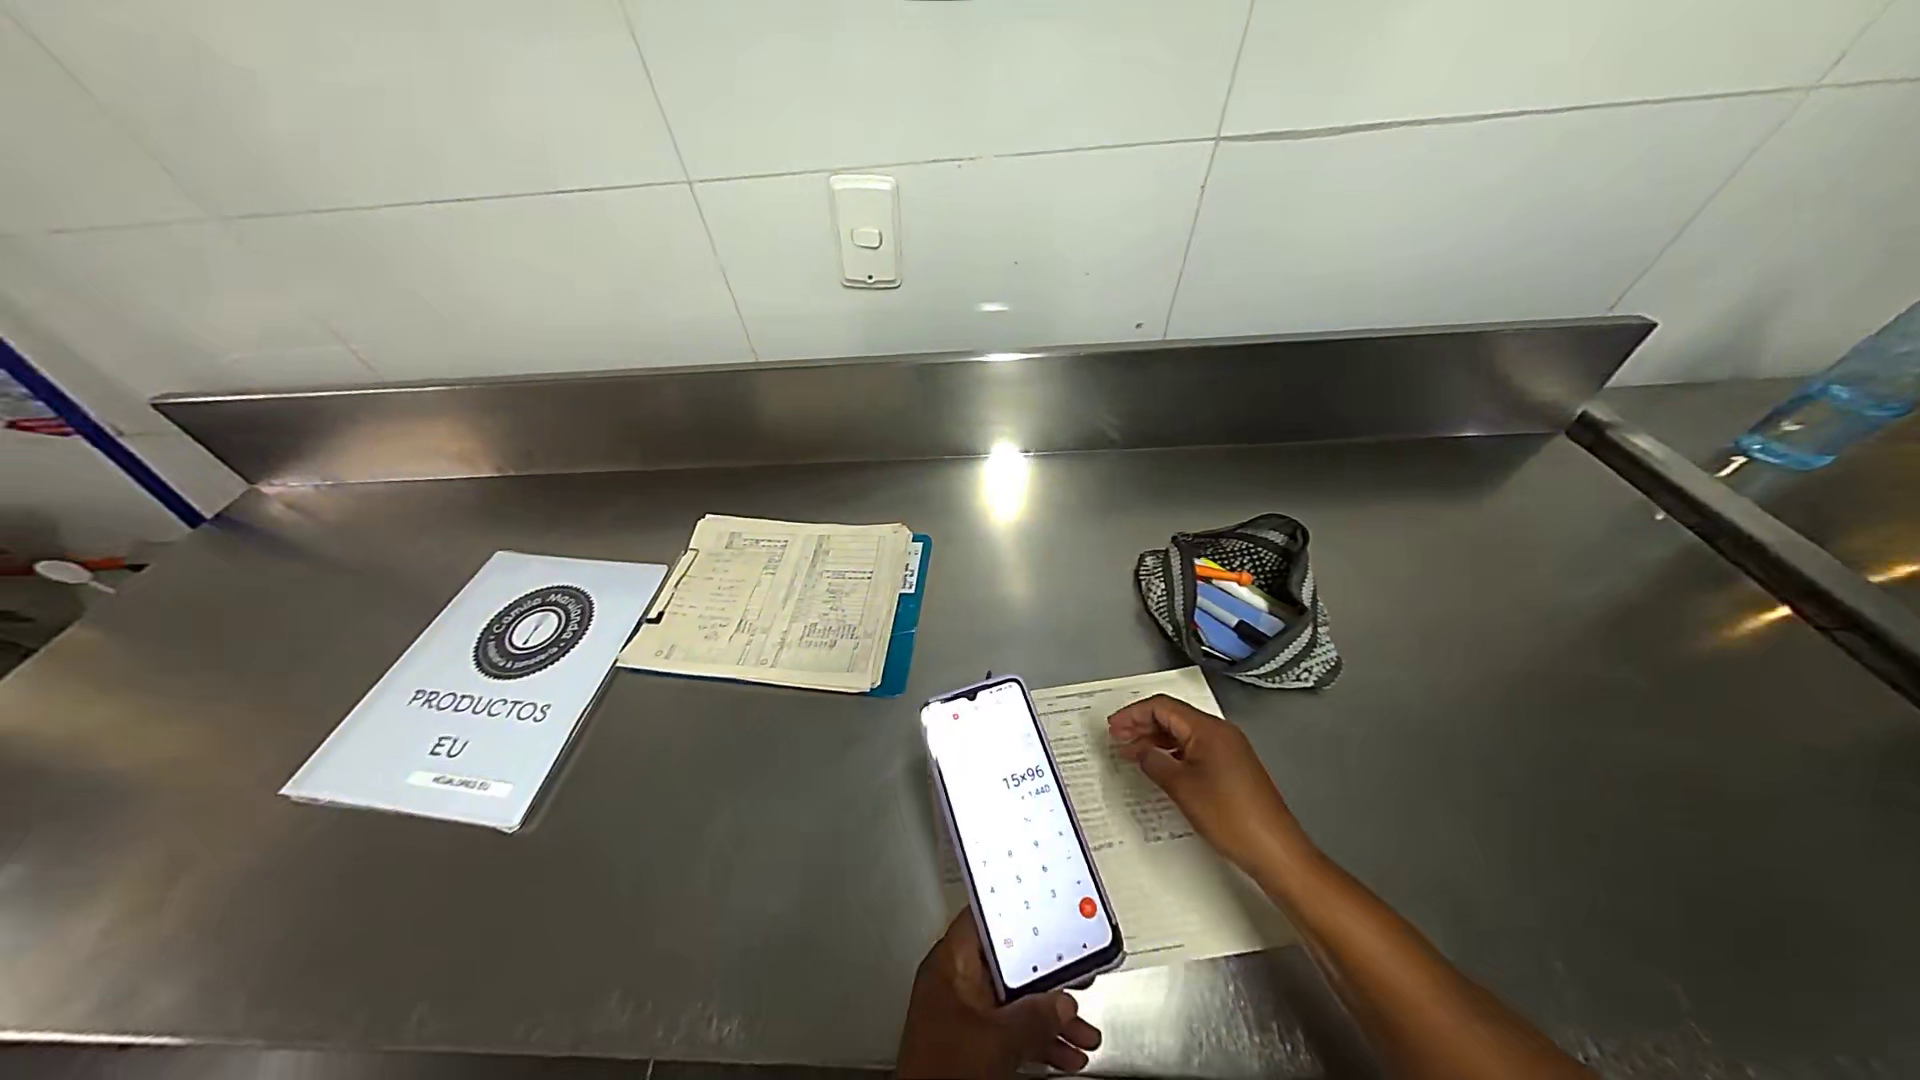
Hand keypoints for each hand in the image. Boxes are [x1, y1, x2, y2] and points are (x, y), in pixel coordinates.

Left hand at [897, 910, 1102, 1078]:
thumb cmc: (938, 1072)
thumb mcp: (996, 1039)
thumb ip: (1033, 1016)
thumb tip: (1061, 1002)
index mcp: (949, 965)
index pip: (984, 921)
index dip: (1014, 914)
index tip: (1044, 913)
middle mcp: (955, 983)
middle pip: (1008, 966)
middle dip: (1047, 980)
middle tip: (1075, 980)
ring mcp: (964, 1014)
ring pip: (1015, 1002)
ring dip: (1050, 1017)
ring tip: (1081, 1030)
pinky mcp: (972, 1043)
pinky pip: (1011, 1029)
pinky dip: (1038, 1039)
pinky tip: (1065, 1053)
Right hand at [1107, 694, 1303, 869]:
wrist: (1273, 848)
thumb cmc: (1230, 815)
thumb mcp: (1181, 786)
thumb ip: (1154, 762)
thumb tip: (1141, 752)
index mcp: (1209, 729)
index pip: (1163, 706)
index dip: (1133, 714)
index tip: (1113, 726)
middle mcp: (1220, 732)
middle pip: (1173, 716)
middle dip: (1142, 725)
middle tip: (1117, 737)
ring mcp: (1228, 749)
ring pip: (1182, 733)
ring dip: (1155, 740)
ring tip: (1131, 753)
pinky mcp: (1231, 766)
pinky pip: (1194, 749)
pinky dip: (1171, 753)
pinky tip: (1158, 765)